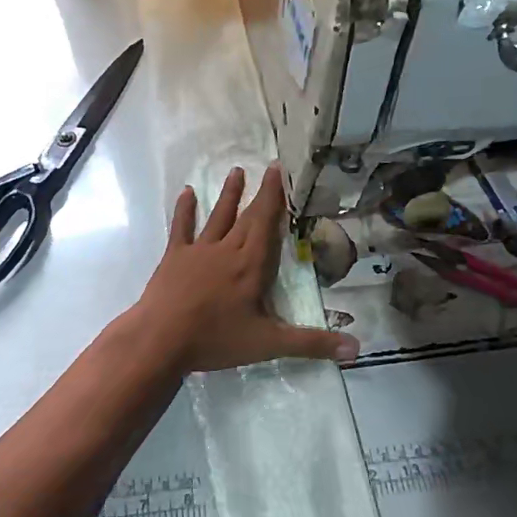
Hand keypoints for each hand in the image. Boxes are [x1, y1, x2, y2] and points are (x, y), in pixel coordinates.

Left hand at [129, 164, 356, 373]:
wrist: (160, 340)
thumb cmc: (215, 340)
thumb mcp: (268, 344)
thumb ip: (311, 344)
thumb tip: (356, 349)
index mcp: (251, 265)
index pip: (267, 224)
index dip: (275, 198)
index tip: (280, 172)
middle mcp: (227, 250)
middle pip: (247, 217)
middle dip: (260, 194)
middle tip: (269, 168)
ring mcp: (198, 251)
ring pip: (217, 217)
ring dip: (228, 195)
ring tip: (236, 171)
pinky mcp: (174, 258)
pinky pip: (181, 228)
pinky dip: (185, 210)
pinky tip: (186, 193)